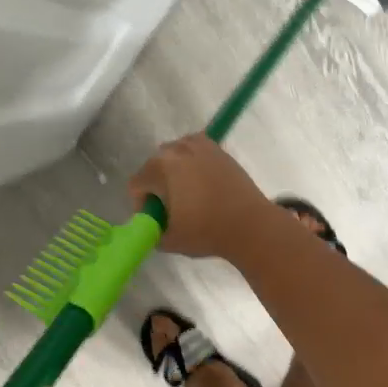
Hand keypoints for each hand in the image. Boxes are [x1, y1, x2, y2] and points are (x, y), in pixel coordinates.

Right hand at [127, 135, 274, 259]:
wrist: (251, 224)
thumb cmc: (207, 231)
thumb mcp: (170, 240)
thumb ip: (152, 232)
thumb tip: (153, 227)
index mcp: (160, 168)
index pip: (137, 184)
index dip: (141, 205)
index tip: (155, 220)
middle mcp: (178, 149)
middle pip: (155, 166)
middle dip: (158, 186)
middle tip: (171, 209)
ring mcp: (201, 146)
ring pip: (175, 155)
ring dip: (175, 172)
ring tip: (187, 195)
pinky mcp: (219, 150)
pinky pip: (196, 152)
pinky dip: (193, 164)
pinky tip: (202, 184)